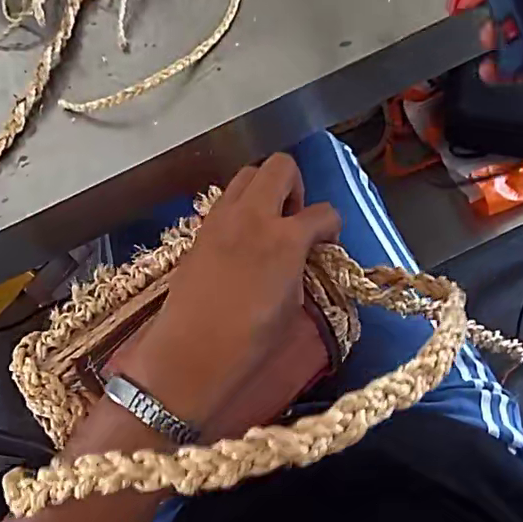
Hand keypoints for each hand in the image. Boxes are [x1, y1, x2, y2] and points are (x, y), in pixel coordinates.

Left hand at [115, 153, 340, 428]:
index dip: (332, 226)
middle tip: (295, 221)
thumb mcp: (292, 306)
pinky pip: (225, 201)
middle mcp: (253, 216)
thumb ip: (301, 268)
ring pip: (247, 175)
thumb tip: (301, 256)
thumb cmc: (251, 341)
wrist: (190, 354)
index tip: (328, 243)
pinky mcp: (199, 231)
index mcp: (286, 238)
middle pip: (281, 167)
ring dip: (265, 191)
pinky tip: (242, 241)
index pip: (323, 212)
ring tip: (268, 226)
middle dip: (296, 188)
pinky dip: (240, 209)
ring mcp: (221, 219)